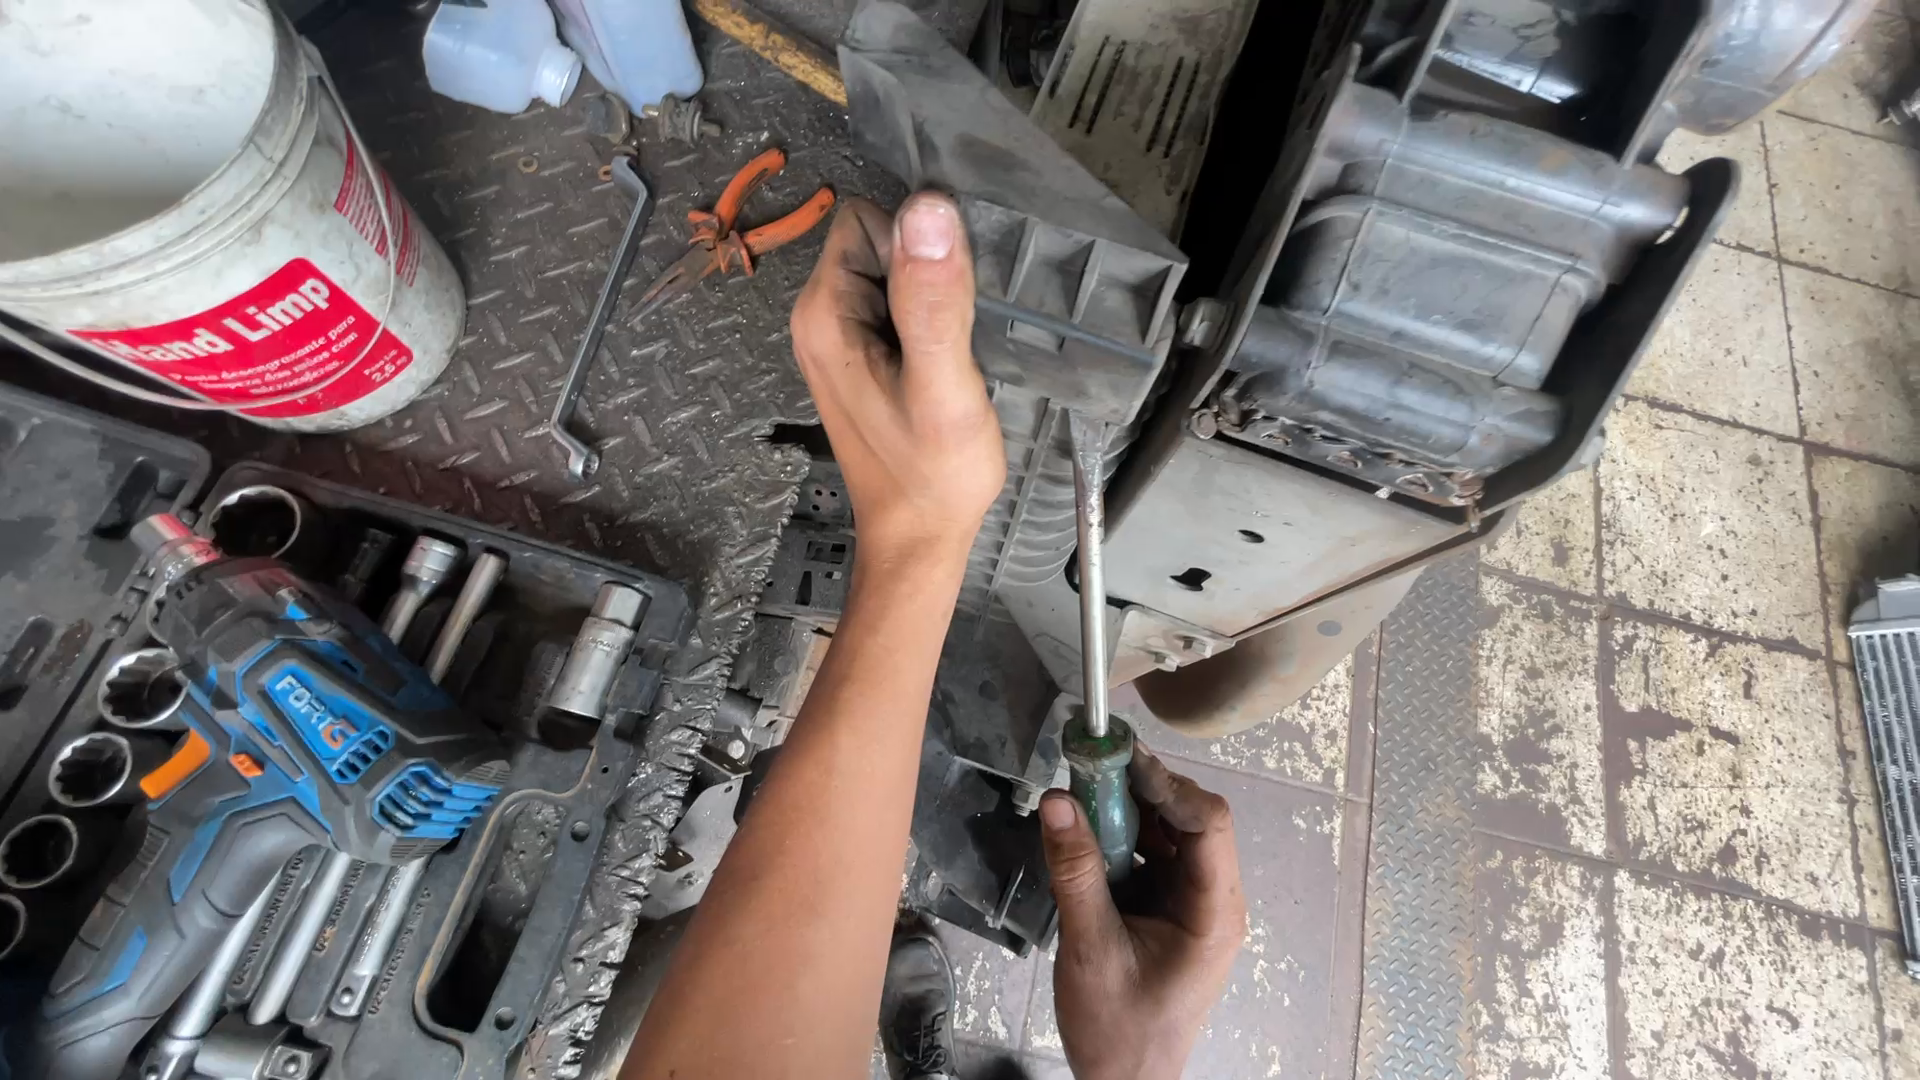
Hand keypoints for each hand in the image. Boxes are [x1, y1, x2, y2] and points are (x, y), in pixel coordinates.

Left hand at [790, 192, 1005, 566]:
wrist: (918, 536)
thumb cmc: (932, 473)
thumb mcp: (941, 387)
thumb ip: (933, 301)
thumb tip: (928, 205)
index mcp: (823, 315)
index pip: (869, 221)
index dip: (917, 255)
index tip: (940, 314)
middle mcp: (816, 319)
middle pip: (878, 244)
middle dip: (922, 282)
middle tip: (942, 349)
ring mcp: (835, 342)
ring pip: (890, 276)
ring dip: (925, 308)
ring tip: (940, 364)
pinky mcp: (857, 360)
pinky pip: (893, 309)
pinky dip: (920, 330)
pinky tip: (934, 373)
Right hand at [1039, 751, 1245, 1079]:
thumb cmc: (1118, 1028)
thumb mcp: (1091, 949)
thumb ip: (1076, 873)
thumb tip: (1056, 799)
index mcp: (1214, 911)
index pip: (1210, 824)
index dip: (1168, 786)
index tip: (1116, 762)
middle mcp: (1211, 896)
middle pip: (1191, 818)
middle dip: (1143, 788)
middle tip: (1091, 764)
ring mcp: (1189, 898)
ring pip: (1168, 828)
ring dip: (1127, 806)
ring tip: (1083, 787)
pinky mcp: (1165, 902)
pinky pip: (1149, 849)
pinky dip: (1119, 831)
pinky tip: (1087, 826)